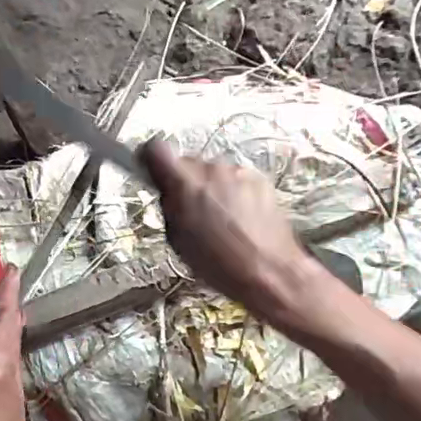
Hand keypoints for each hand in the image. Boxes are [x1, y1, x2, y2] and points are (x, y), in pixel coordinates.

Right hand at [140, 139, 326, 319]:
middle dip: (187, 183)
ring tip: (222, 220)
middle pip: (188, 164)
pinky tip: (241, 219)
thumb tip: (167, 190)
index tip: (153, 172)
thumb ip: (169, 206)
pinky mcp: (259, 178)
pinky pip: (236, 179)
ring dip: (213, 188)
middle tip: (193, 211)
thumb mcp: (178, 240)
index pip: (156, 150)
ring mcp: (238, 171)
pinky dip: (234, 193)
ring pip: (214, 173)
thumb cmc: (218, 264)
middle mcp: (211, 169)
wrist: (269, 271)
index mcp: (184, 184)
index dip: (151, 160)